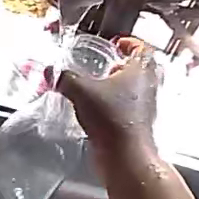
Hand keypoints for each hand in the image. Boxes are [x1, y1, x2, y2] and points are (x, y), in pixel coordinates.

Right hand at [56, 37, 160, 157]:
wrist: (124, 156)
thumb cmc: (112, 118)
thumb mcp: (82, 91)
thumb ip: (65, 78)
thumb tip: (51, 71)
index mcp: (141, 70)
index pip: (142, 47)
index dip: (129, 42)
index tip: (117, 43)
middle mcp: (147, 86)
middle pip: (139, 68)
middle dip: (121, 65)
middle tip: (105, 65)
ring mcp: (144, 106)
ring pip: (133, 88)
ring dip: (117, 85)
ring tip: (97, 87)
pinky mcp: (137, 123)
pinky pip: (127, 107)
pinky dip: (114, 104)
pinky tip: (96, 110)